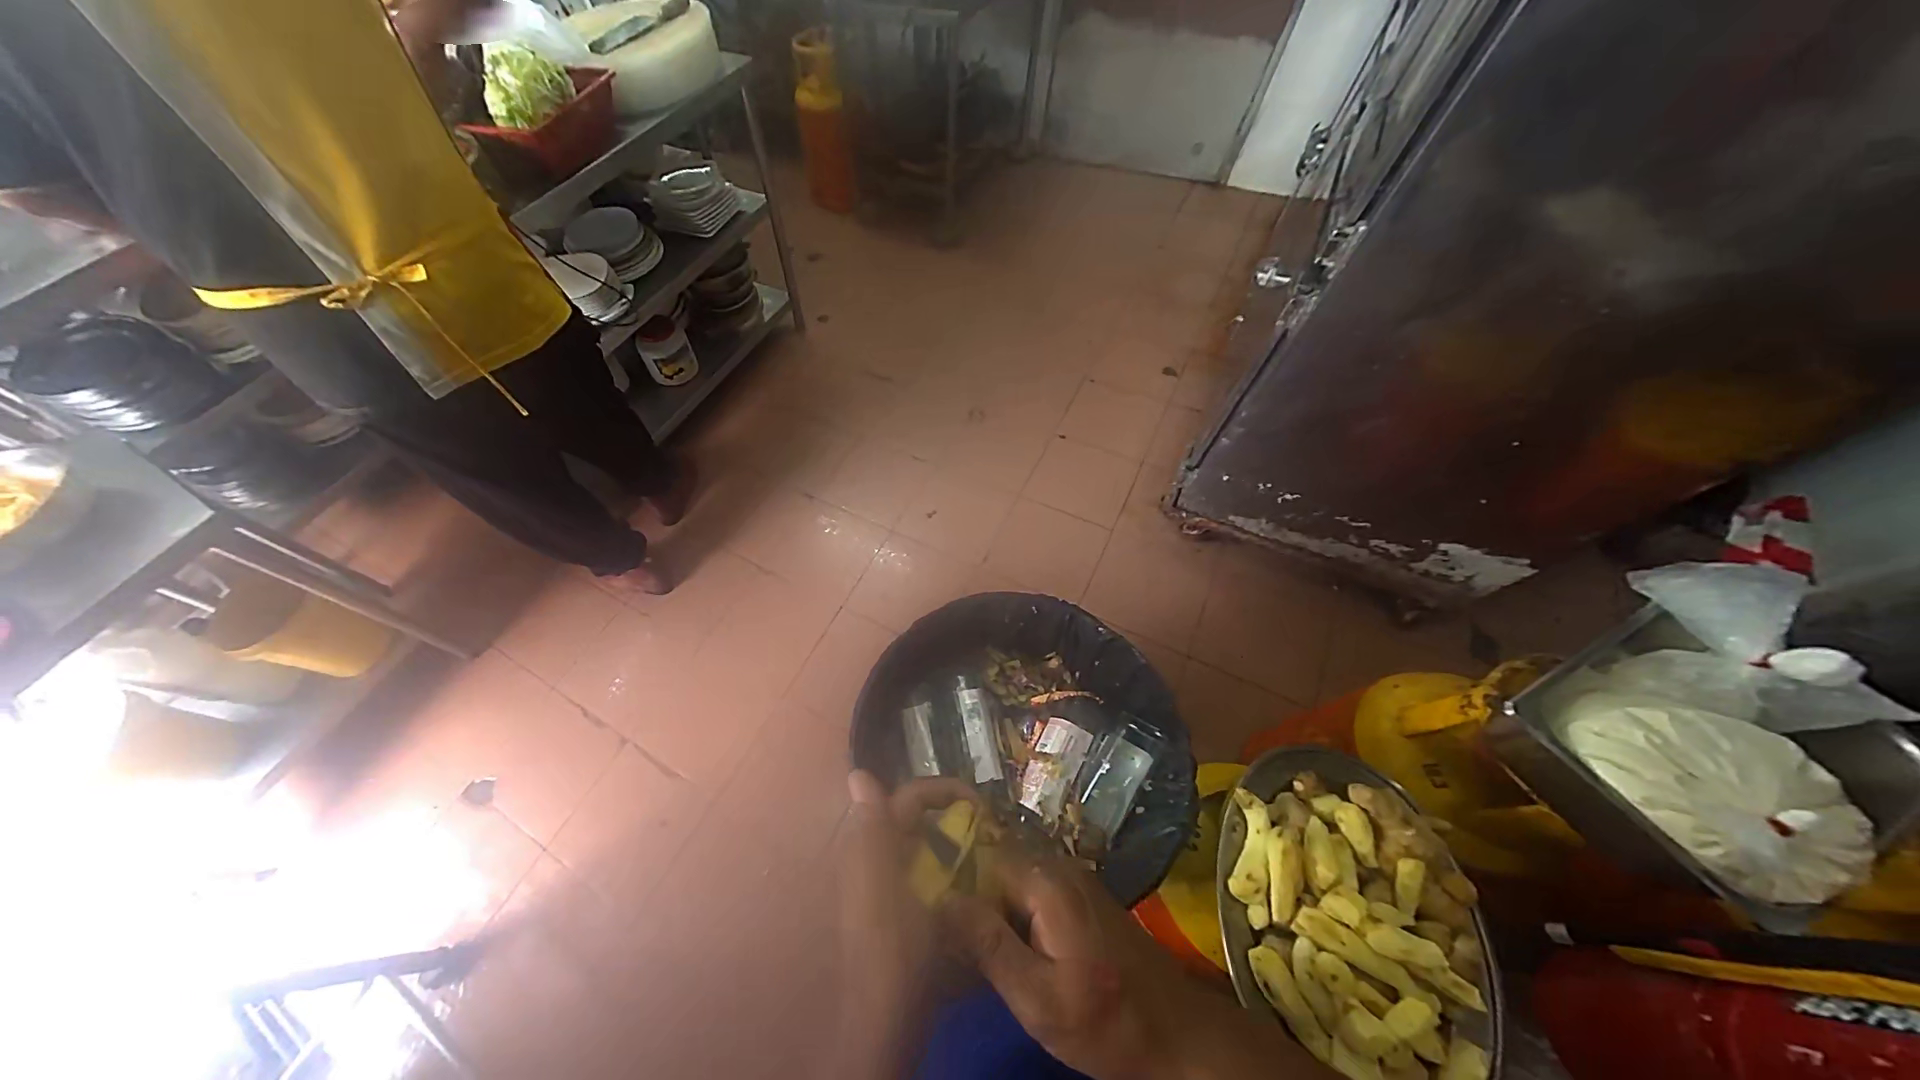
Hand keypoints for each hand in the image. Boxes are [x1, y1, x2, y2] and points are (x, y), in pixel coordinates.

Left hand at [833, 771, 976, 1079]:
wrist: (885, 1020)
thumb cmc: (889, 949)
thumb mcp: (882, 886)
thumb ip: (872, 830)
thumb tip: (857, 773)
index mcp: (874, 848)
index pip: (909, 798)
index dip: (944, 792)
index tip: (981, 807)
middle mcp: (882, 861)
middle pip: (922, 822)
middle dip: (957, 820)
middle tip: (994, 836)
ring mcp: (896, 889)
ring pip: (932, 851)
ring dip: (960, 849)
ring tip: (993, 861)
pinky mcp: (911, 916)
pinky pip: (936, 882)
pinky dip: (955, 879)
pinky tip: (977, 894)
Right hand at [940, 848, 1333, 1079]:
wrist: (1178, 1034)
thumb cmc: (1107, 1020)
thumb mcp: (1039, 997)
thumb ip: (989, 945)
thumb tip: (941, 898)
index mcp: (1045, 882)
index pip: (977, 858)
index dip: (948, 880)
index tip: (923, 911)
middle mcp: (1057, 866)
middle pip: (992, 865)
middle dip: (966, 896)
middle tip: (943, 939)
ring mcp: (1071, 879)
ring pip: (1009, 880)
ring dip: (987, 908)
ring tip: (965, 948)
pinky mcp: (1079, 898)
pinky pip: (1029, 892)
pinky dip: (1010, 915)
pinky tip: (1002, 948)